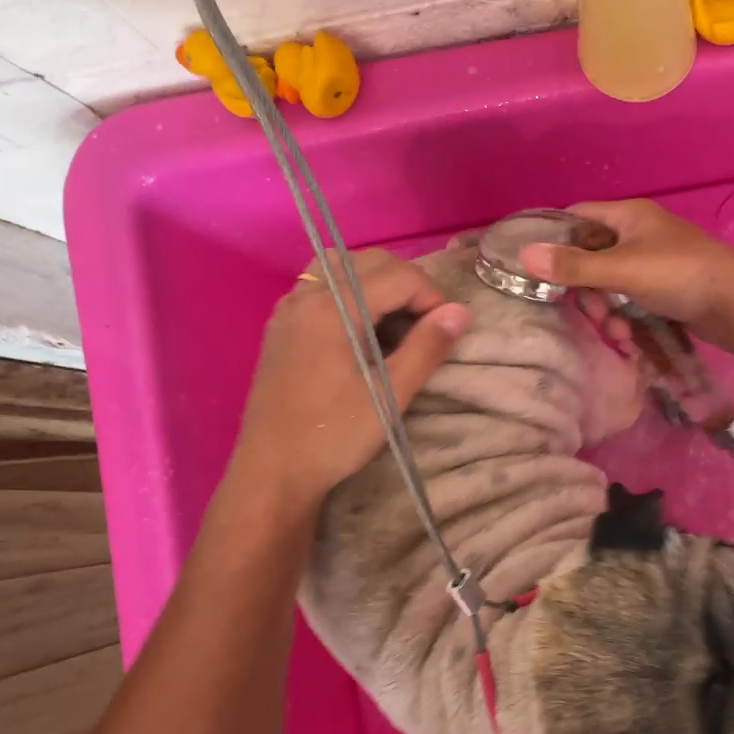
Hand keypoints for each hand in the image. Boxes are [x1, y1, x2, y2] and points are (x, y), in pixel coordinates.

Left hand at [228, 248, 470, 503]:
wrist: (273, 471)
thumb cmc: (335, 435)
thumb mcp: (390, 394)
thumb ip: (426, 347)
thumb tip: (461, 312)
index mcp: (333, 308)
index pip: (397, 275)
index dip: (432, 295)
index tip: (449, 329)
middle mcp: (306, 296)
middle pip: (369, 261)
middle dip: (408, 284)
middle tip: (430, 325)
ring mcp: (289, 310)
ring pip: (342, 267)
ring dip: (379, 284)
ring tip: (399, 323)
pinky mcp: (282, 328)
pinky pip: (321, 287)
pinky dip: (351, 293)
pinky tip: (363, 330)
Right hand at [518, 199, 733, 346]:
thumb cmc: (679, 275)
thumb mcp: (622, 270)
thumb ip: (574, 266)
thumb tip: (524, 256)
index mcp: (629, 216)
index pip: (578, 216)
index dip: (556, 238)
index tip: (540, 269)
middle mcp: (641, 233)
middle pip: (593, 255)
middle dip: (586, 288)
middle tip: (592, 312)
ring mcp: (656, 263)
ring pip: (613, 284)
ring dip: (607, 310)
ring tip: (617, 332)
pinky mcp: (667, 290)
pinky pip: (633, 300)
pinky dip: (627, 318)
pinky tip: (630, 338)